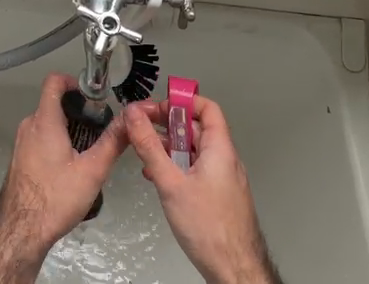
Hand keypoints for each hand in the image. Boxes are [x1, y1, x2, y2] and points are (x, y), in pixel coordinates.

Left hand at [0, 73, 127, 282]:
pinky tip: (70, 165)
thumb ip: (112, 143)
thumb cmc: (56, 197)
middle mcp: (29, 125)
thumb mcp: (92, 171)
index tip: (91, 96)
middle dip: (77, 111)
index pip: (54, 82)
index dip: (73, 81)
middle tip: (97, 128)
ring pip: (47, 122)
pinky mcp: (20, 156)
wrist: (22, 228)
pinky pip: (40, 137)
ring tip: (87, 150)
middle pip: (53, 103)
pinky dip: (56, 141)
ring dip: (68, 128)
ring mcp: (22, 140)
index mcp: (44, 121)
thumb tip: (129, 122)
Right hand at [124, 95, 280, 283]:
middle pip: (196, 128)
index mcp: (220, 150)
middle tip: (141, 128)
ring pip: (193, 150)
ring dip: (168, 147)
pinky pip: (195, 169)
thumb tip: (133, 114)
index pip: (207, 108)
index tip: (156, 107)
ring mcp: (223, 179)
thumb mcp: (170, 182)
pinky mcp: (218, 196)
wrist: (234, 271)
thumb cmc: (207, 227)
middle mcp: (225, 160)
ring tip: (145, 155)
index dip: (182, 101)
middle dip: (167, 125)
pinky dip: (175, 166)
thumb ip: (149, 145)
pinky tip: (158, 178)